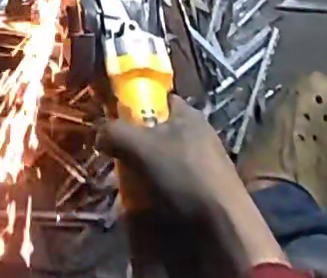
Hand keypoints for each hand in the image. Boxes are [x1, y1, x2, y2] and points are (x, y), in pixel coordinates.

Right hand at [105, 97, 288, 269]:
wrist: (227, 228)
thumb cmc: (184, 174)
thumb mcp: (140, 146)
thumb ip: (115, 132)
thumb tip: (99, 133)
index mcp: (187, 112)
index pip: (156, 98)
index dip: (135, 107)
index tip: (117, 122)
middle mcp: (200, 131)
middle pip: (159, 130)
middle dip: (139, 143)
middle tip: (121, 158)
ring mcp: (209, 161)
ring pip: (168, 157)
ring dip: (149, 169)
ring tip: (134, 185)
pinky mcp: (212, 188)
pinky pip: (179, 180)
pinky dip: (165, 189)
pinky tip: (155, 202)